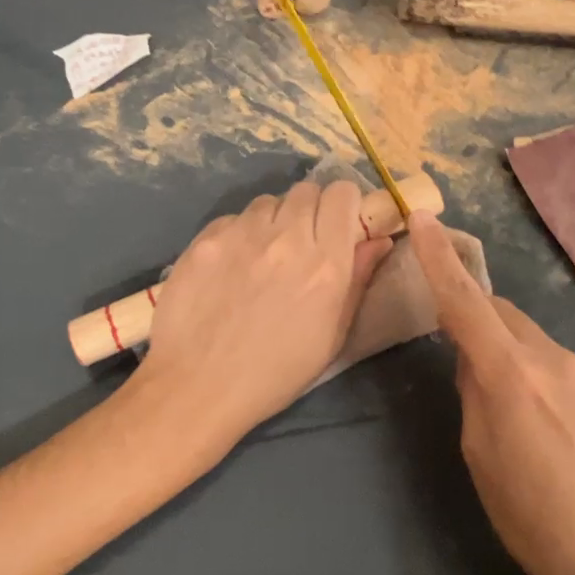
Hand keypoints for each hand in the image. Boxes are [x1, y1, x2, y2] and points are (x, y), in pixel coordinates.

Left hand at [133, 181, 392, 446]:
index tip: (339, 222)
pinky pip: (233, 218)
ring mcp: (243, 234)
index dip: (343, 204)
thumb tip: (377, 239)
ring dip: (273, 220)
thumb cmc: (274, 373)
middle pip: (307, 190)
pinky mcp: (207, 237)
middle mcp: (287, 239)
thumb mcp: (331, 337)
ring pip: (268, 201)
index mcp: (326, 265)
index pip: (342, 194)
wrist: (198, 385)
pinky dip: (238, 234)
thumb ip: (357, 280)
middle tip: (301, 241)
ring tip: (262, 256)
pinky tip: (229, 267)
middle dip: (310, 209)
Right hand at [407, 211, 574, 574]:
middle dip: (477, 320)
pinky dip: (545, 379)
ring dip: (514, 357)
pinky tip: (555, 431)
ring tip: (517, 416)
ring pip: (535, 342)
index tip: (423, 219)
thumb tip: (473, 359)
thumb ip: (472, 392)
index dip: (440, 260)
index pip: (465, 303)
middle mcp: (556, 360)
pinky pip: (565, 368)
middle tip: (462, 359)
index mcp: (511, 376)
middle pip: (503, 315)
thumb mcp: (478, 455)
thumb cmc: (532, 518)